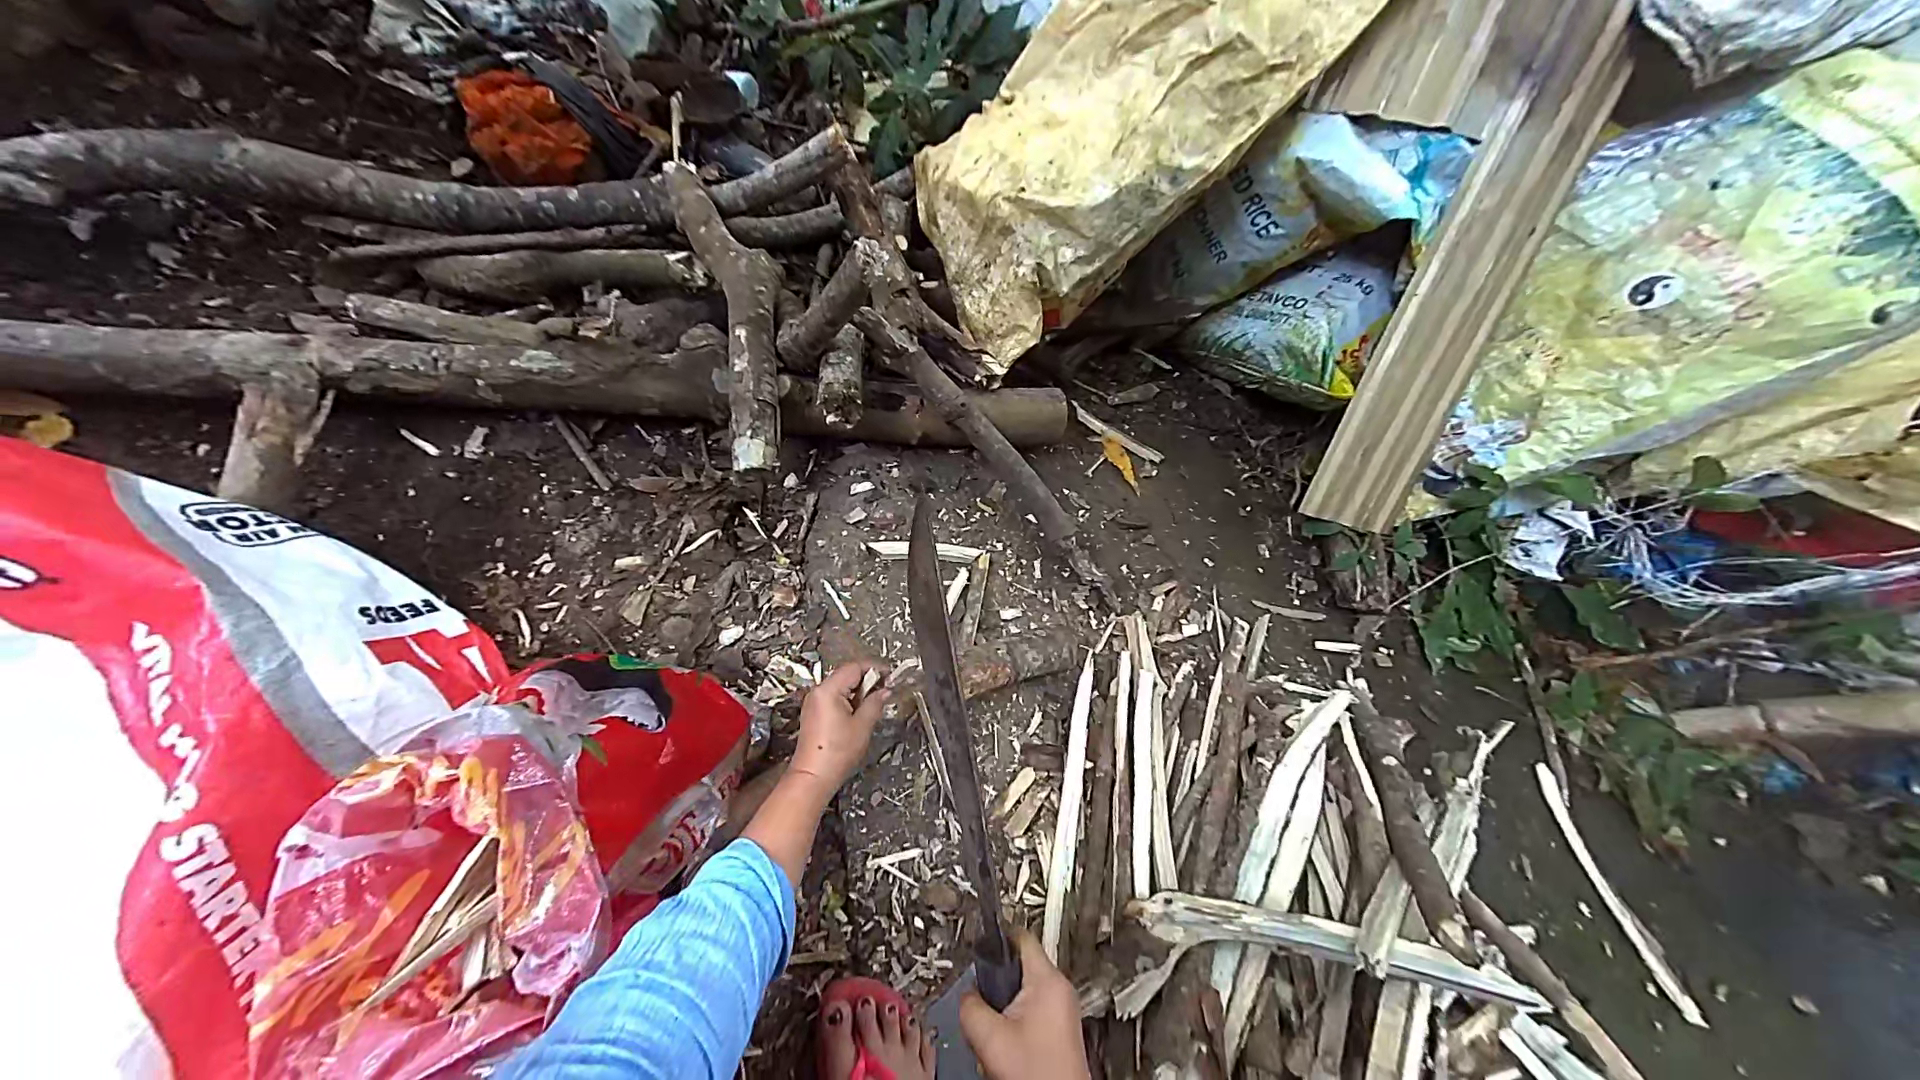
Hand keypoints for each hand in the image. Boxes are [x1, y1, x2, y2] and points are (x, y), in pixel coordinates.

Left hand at [790, 663, 888, 792]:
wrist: (813, 777)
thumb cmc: (835, 753)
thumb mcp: (863, 725)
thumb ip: (875, 702)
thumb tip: (885, 690)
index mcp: (828, 690)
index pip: (854, 667)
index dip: (874, 669)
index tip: (889, 676)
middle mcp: (817, 692)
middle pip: (846, 675)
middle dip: (867, 682)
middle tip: (883, 692)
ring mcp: (813, 703)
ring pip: (841, 687)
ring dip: (858, 692)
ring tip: (871, 707)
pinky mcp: (814, 714)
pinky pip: (833, 698)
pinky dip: (848, 701)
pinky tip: (857, 715)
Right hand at [958, 930, 1089, 1079]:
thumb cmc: (1037, 1076)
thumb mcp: (989, 1038)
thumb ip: (970, 1005)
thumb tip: (966, 994)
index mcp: (1047, 980)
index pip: (1020, 936)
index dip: (997, 937)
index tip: (980, 942)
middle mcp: (1059, 989)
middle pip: (1019, 965)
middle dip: (997, 982)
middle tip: (985, 1001)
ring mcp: (1062, 1009)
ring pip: (1023, 990)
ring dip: (1004, 1005)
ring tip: (996, 1029)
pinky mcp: (1059, 1027)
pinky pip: (1031, 1009)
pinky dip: (1015, 1019)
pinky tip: (1007, 1044)